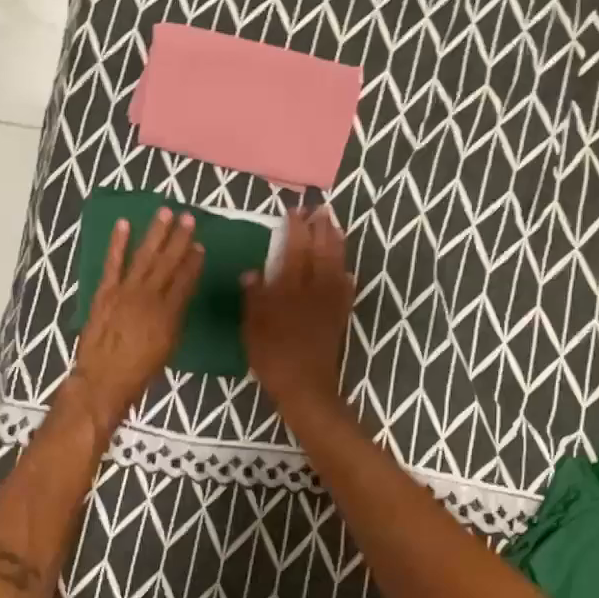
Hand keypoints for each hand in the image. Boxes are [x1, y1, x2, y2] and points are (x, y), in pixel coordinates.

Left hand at [66, 208, 203, 430]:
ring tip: (165, 212)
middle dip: (179, 239)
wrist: (103, 379)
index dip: (194, 262)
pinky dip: (118, 243)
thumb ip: (174, 319)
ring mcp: (125, 291)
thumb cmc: (140, 371)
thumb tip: (178, 298)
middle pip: (168, 262)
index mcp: (169, 313)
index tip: (200, 245)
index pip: (185, 280)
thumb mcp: (168, 346)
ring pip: (144, 256)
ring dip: (155, 233)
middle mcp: (149, 296)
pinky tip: (124, 224)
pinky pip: (113, 262)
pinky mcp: (105, 291)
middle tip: (188, 217)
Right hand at [243, 205, 354, 416]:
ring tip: (335, 227)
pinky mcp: (339, 318)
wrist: (306, 387)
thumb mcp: (252, 324)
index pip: (296, 248)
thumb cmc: (273, 355)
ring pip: (337, 265)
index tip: (294, 211)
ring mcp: (331, 303)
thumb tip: (253, 272)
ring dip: (337, 243)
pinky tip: (346, 270)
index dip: (297, 228)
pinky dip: (345, 275)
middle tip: (321, 209)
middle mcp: (315, 288)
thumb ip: (254, 296)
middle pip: (322, 251)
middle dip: (322, 228)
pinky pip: (346, 289)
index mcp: (291, 286)